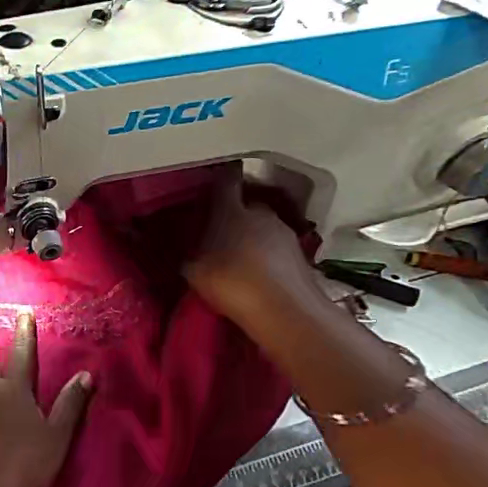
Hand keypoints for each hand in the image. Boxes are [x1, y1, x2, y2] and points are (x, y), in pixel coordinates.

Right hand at [183, 166, 320, 322]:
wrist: (285, 312)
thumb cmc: (230, 281)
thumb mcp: (194, 270)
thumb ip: (189, 254)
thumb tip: (186, 248)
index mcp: (231, 211)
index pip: (226, 182)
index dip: (220, 177)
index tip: (215, 174)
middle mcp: (261, 214)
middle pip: (248, 205)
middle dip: (237, 213)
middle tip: (222, 229)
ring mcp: (285, 234)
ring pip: (265, 227)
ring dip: (254, 236)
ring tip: (242, 256)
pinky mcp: (302, 256)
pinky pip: (277, 248)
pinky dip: (268, 256)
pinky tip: (260, 274)